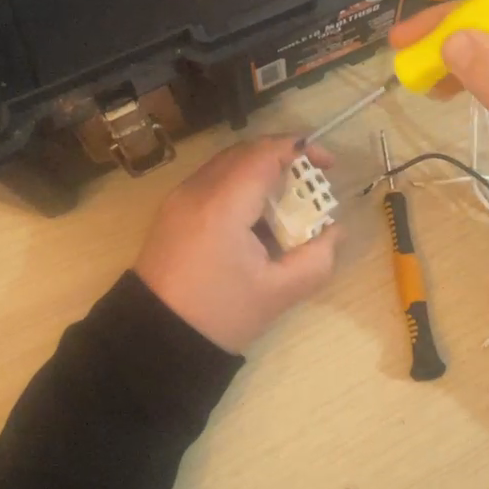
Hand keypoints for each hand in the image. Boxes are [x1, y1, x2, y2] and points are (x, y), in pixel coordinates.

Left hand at [135, 138, 341, 352]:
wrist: (153, 338)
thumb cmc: (218, 315)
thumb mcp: (277, 294)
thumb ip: (315, 259)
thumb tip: (335, 231)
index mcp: (224, 205)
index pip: (265, 154)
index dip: (301, 149)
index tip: (328, 164)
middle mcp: (199, 189)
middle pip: (247, 150)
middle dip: (284, 156)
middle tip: (313, 179)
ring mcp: (181, 196)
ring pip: (229, 161)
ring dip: (262, 167)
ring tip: (289, 195)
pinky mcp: (173, 208)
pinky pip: (213, 177)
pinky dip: (241, 181)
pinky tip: (257, 212)